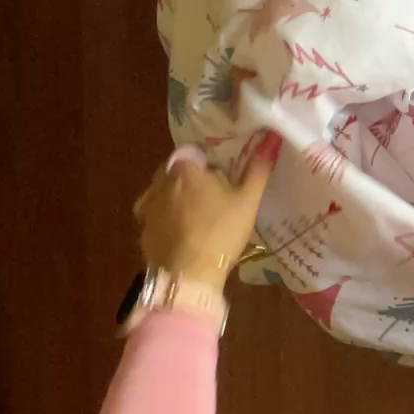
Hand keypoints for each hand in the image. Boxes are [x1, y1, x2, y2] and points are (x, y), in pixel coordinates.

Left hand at [134, 136, 276, 286]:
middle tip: (215, 199)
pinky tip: (183, 233)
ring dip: (178, 198)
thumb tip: (271, 139)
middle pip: (177, 171)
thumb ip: (258, 169)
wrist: (189, 274)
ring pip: (164, 192)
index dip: (209, 163)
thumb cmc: (221, 232)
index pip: (194, 153)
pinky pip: (155, 215)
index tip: (223, 178)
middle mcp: (160, 181)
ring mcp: (147, 206)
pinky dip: (167, 219)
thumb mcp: (247, 200)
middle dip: (193, 179)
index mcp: (185, 169)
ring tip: (200, 218)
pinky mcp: (142, 229)